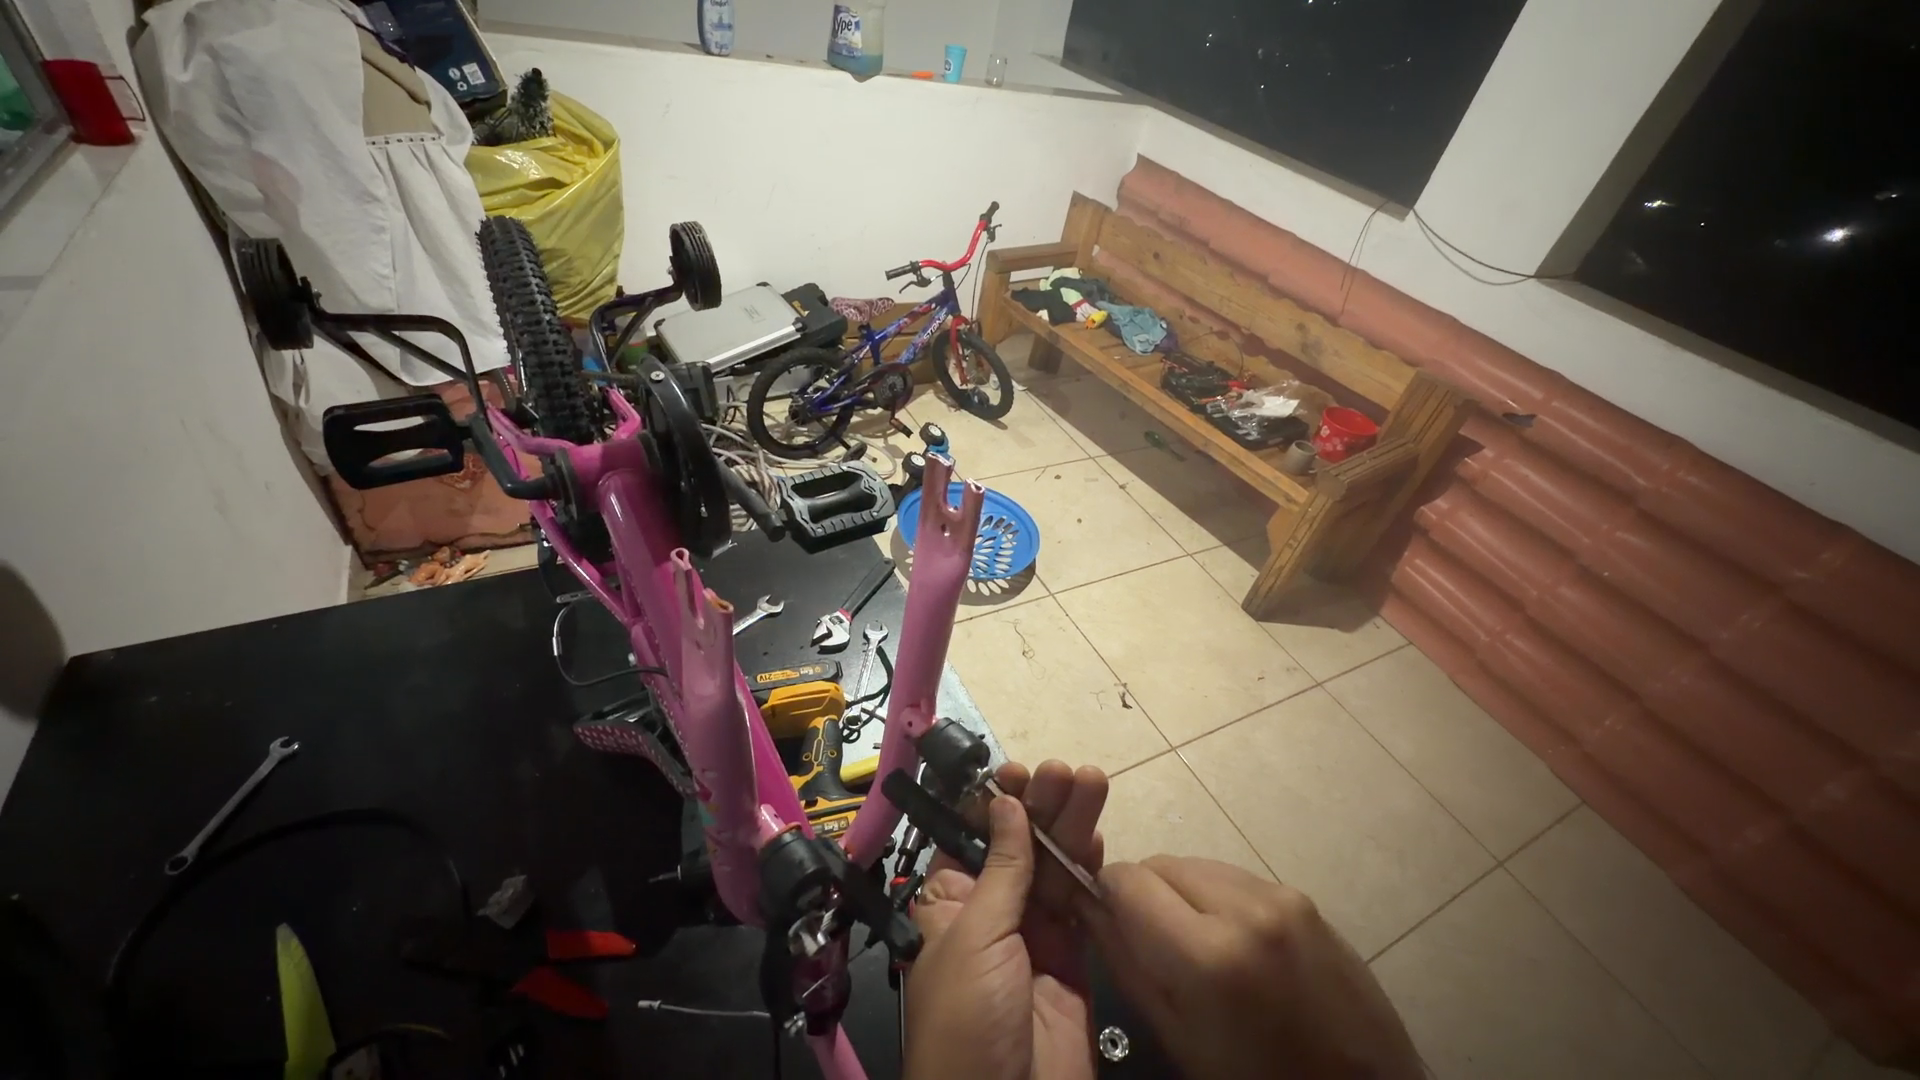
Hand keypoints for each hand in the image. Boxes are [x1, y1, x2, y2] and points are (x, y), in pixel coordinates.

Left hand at [903, 760, 1107, 1079]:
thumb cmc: (969, 1016)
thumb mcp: (977, 934)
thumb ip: (1003, 869)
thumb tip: (1006, 802)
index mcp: (952, 901)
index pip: (973, 837)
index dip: (996, 803)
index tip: (1018, 771)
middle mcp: (992, 911)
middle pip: (1020, 846)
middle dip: (1042, 806)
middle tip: (1065, 771)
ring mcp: (1034, 933)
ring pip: (1054, 868)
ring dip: (1071, 826)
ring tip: (1090, 782)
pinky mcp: (1072, 957)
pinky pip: (1081, 904)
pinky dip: (1091, 870)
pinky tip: (1099, 835)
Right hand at [1084, 856, 1422, 1079]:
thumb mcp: (1177, 1038)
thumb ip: (1125, 962)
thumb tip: (1087, 905)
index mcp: (1208, 954)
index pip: (1127, 879)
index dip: (1106, 895)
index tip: (1107, 921)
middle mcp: (1244, 907)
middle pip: (1159, 864)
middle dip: (1144, 894)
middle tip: (1152, 941)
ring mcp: (1279, 895)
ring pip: (1195, 863)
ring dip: (1180, 891)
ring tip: (1195, 942)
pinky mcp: (1301, 895)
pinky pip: (1232, 875)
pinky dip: (1215, 895)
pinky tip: (1231, 939)